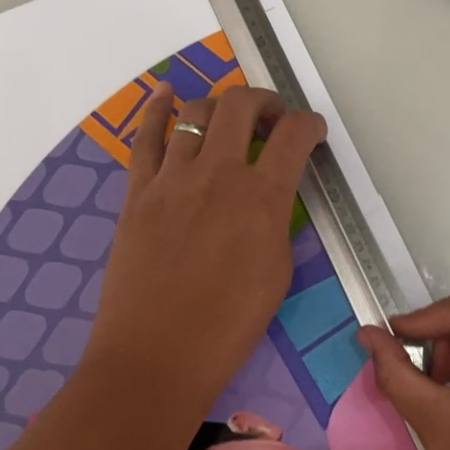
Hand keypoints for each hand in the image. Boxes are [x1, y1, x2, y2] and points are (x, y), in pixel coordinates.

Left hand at [85, 82, 325, 404]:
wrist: (156, 357)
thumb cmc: (228, 326)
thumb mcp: (277, 272)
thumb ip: (276, 221)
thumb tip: (268, 197)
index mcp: (262, 198)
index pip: (294, 135)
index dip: (309, 124)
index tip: (312, 132)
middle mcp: (218, 174)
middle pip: (241, 105)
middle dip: (265, 102)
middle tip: (271, 120)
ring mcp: (172, 178)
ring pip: (195, 112)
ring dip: (220, 107)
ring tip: (227, 121)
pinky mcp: (138, 192)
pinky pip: (145, 137)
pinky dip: (157, 108)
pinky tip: (167, 92)